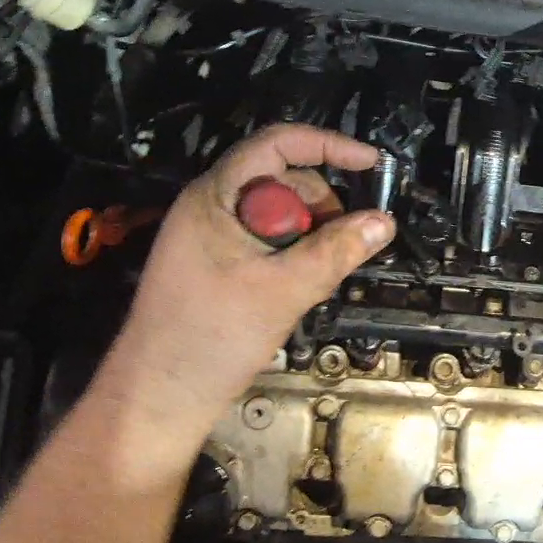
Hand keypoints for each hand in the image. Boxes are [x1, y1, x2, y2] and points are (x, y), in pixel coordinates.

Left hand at [96, 124, 394, 446]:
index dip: (327, 146)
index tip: (371, 164)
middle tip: (347, 240)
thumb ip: (335, 252)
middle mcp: (213, 205)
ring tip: (323, 271)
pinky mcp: (219, 262)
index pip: (277, 144)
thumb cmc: (210, 338)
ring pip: (279, 212)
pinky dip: (294, 253)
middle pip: (282, 178)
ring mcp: (213, 235)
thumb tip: (383, 222)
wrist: (159, 398)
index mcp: (216, 196)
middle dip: (322, 203)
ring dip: (310, 232)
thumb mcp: (283, 291)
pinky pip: (268, 240)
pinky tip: (302, 284)